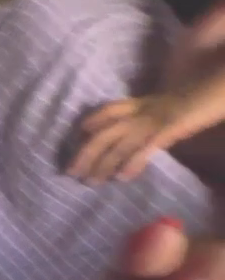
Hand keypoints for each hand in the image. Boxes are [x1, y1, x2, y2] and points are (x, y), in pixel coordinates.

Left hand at [69, 94, 197, 182]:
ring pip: (120, 143)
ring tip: (93, 182)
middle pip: (104, 132)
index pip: (109, 110)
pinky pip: (147, 145)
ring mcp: (159, 117)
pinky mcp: (174, 125)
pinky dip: (133, 161)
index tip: (79, 139)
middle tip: (72, 172)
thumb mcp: (173, 106)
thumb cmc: (207, 98)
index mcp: (145, 102)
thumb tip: (134, 143)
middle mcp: (146, 110)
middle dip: (85, 153)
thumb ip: (153, 119)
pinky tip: (124, 176)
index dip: (90, 123)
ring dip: (104, 164)